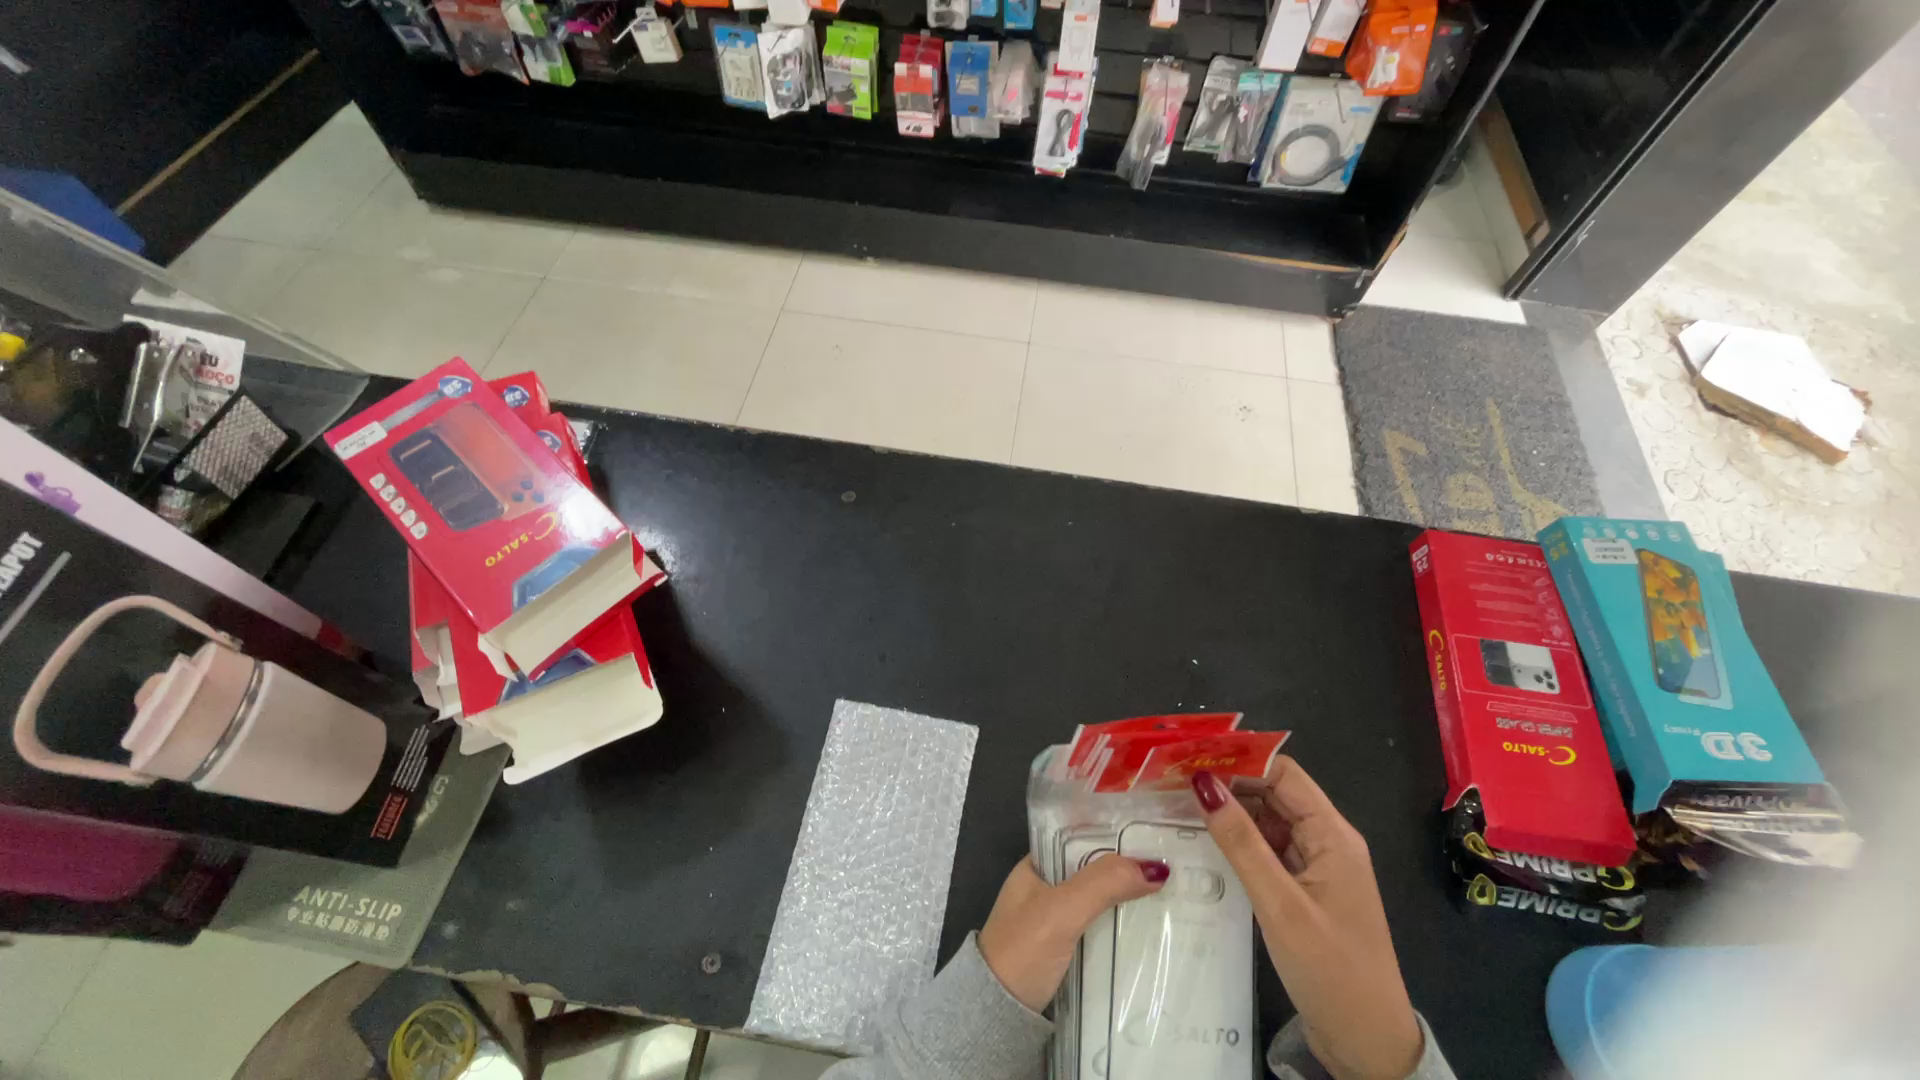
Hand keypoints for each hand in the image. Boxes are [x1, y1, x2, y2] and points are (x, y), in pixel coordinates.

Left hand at [977, 855, 1168, 1012]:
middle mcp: (1045, 889)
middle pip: (1094, 871)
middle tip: (1177, 868)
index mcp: (1036, 867)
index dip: (1115, 836)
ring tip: (1175, 895)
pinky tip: (1152, 929)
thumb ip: (1102, 884)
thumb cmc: (1022, 951)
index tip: (1156, 838)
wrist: (996, 1015)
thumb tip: (1156, 868)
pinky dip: (1123, 928)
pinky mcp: (1067, 951)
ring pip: (1101, 901)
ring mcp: (1056, 921)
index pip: (1081, 838)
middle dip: (1129, 871)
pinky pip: (1101, 929)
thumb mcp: (1061, 910)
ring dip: (1129, 901)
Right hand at [1192, 759, 1422, 1079]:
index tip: (1189, 756)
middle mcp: (1327, 842)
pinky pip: (1268, 850)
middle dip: (1227, 782)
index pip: (1283, 774)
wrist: (1367, 1043)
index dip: (1239, 760)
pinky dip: (1238, 842)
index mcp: (1333, 835)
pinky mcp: (1304, 891)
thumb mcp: (1280, 904)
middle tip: (1171, 779)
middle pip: (1274, 793)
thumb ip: (1240, 842)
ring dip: (1230, 812)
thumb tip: (1203, 783)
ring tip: (1177, 804)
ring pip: (1268, 821)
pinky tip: (1203, 843)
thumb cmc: (1330, 970)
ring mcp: (1316, 867)